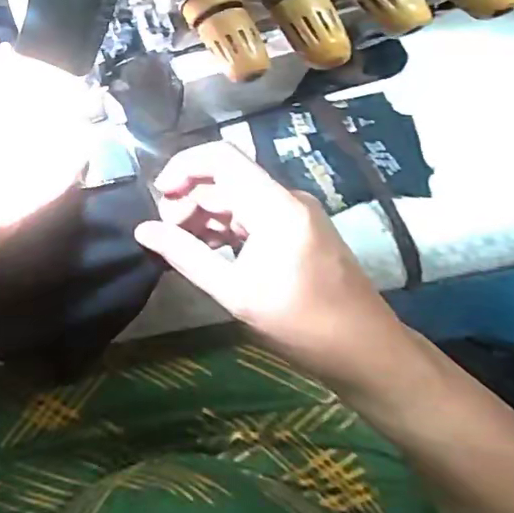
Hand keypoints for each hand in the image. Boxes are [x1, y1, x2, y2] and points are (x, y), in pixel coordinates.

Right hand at [133, 141, 415, 388]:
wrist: (371, 355)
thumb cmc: (303, 325)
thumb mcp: (236, 294)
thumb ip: (186, 256)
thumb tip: (142, 230)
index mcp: (275, 206)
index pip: (221, 157)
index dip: (183, 167)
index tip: (159, 196)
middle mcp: (286, 198)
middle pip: (223, 178)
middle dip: (188, 198)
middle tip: (168, 234)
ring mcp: (294, 213)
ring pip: (234, 196)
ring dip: (203, 214)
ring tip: (182, 245)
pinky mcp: (296, 229)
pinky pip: (250, 212)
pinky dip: (223, 225)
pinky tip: (207, 249)